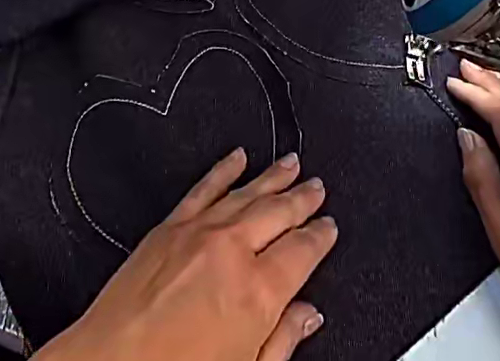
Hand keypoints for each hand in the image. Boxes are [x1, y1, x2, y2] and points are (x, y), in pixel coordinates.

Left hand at [34, 149, 338, 360]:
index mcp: (258, 292)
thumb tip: (307, 316)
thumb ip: (282, 342)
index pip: (304, 250)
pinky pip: (205, 187)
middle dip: (303, 199)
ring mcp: (200, 232)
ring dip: (274, 176)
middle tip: (317, 188)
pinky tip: (238, 157)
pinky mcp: (170, 225)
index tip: (328, 227)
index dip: (321, 235)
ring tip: (292, 163)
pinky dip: (224, 169)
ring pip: (249, 192)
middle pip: (281, 212)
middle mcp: (233, 252)